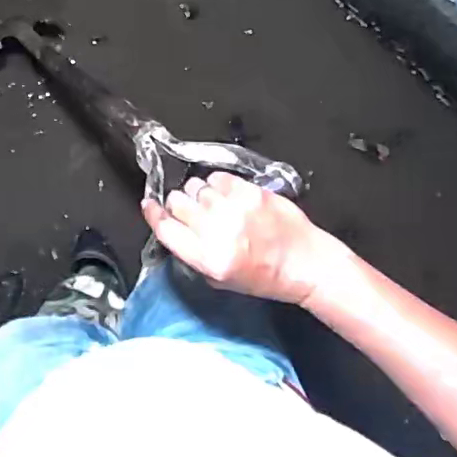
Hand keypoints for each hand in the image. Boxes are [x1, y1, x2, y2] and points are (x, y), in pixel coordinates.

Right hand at [142, 172, 353, 304]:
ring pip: (195, 186)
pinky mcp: (250, 192)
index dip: (153, 213)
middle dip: (181, 205)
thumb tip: (169, 224)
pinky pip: (216, 177)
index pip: (165, 228)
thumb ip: (191, 253)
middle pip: (177, 202)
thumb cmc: (263, 276)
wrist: (306, 264)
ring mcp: (234, 209)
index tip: (149, 205)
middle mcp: (218, 232)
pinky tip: (231, 198)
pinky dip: (218, 185)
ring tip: (218, 207)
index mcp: (208, 259)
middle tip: (196, 213)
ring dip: (201, 194)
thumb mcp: (220, 280)